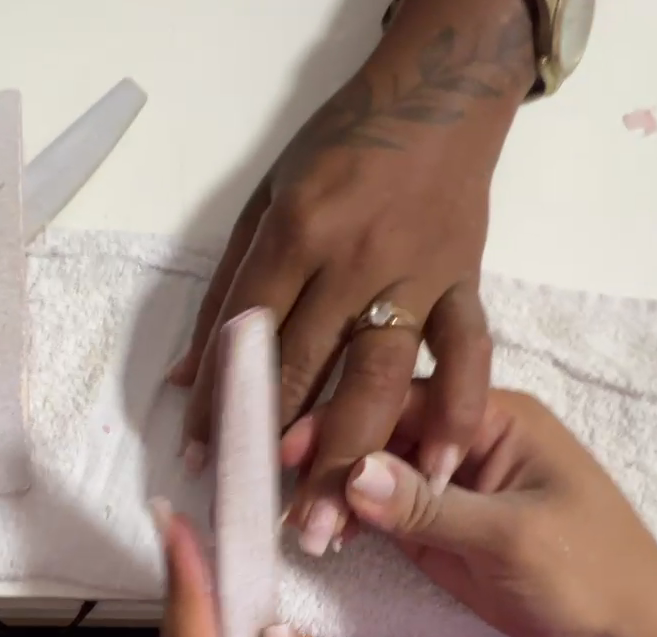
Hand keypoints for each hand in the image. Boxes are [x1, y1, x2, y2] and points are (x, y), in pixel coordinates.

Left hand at [174, 0, 535, 557]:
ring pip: (380, 380)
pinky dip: (455, 410)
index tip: (200, 462)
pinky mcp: (466, 283)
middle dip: (282, 452)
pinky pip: (467, 354)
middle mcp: (355, 260)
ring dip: (354, 457)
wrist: (442, 89)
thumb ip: (226, 292)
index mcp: (296, 232)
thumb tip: (188, 377)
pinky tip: (439, 469)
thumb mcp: (263, 202)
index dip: (219, 404)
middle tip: (269, 523)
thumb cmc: (340, 144)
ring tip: (334, 527)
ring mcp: (418, 276)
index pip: (245, 336)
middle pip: (308, 372)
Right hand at [301, 387, 656, 636]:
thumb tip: (351, 473)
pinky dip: (347, 521)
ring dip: (332, 496)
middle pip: (379, 434)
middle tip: (286, 497)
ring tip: (297, 525)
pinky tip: (322, 535)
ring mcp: (441, 483)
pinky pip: (377, 511)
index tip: (292, 452)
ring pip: (371, 474)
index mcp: (491, 417)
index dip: (346, 423)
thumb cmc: (587, 572)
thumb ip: (430, 505)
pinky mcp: (429, 523)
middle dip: (331, 464)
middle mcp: (459, 439)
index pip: (403, 402)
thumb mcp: (510, 536)